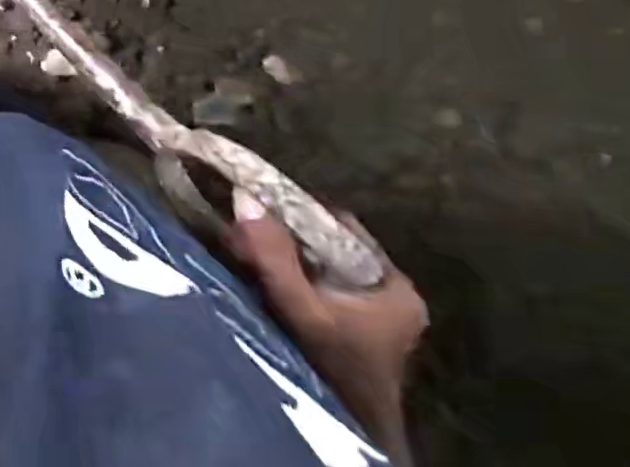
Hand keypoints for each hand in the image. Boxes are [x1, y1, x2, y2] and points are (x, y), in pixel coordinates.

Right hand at [228, 191, 426, 431]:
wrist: (341, 433)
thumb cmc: (333, 369)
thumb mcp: (302, 309)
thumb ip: (275, 256)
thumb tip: (244, 196)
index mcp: (393, 286)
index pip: (339, 225)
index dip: (296, 210)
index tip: (255, 201)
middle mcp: (383, 293)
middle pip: (322, 244)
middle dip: (278, 233)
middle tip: (238, 225)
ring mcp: (361, 311)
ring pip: (310, 263)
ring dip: (272, 253)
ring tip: (235, 245)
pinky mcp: (340, 325)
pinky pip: (306, 281)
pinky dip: (277, 273)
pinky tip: (248, 270)